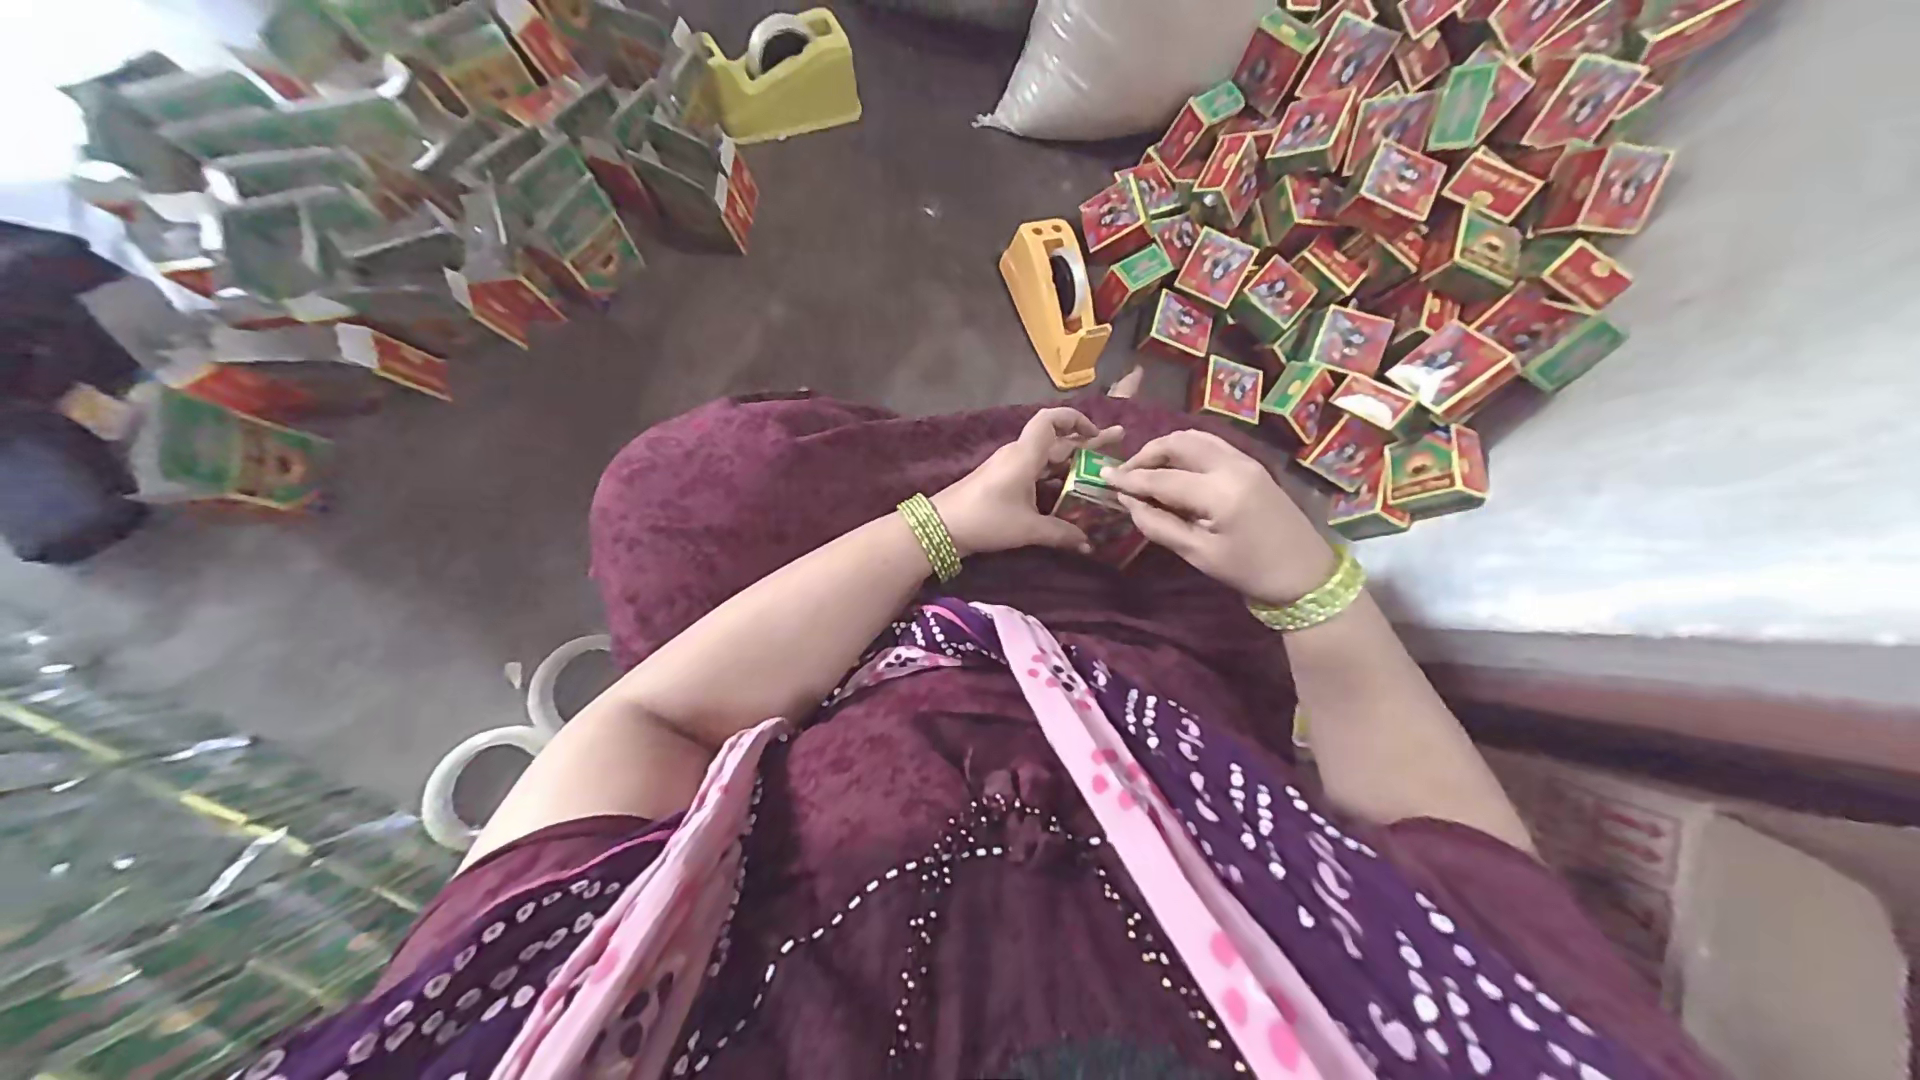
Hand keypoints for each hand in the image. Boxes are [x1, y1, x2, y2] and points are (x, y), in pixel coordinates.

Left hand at [932, 408, 1122, 557]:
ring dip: (1070, 462)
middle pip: (1055, 440)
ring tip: (1096, 473)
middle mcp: (1017, 454)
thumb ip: (1060, 533)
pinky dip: (1053, 477)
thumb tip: (1087, 544)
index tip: (1096, 433)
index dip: (1076, 419)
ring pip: (1045, 457)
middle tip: (1114, 449)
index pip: (1051, 419)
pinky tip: (1066, 492)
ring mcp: (1006, 467)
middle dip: (1085, 443)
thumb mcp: (1027, 528)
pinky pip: (1033, 471)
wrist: (940, 527)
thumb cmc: (986, 519)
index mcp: (1025, 455)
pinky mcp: (1000, 481)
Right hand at [1106, 430, 1336, 604]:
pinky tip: (1174, 468)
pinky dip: (1185, 449)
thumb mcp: (1199, 555)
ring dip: (1165, 448)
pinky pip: (1210, 444)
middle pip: (1178, 443)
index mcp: (1219, 493)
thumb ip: (1159, 525)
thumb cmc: (1249, 571)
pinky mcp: (1251, 464)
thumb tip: (1129, 502)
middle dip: (1146, 454)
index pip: (1162, 478)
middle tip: (1125, 473)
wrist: (1306, 574)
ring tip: (1146, 469)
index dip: (1129, 478)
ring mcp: (1245, 461)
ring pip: (1195, 437)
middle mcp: (1232, 466)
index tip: (1104, 477)